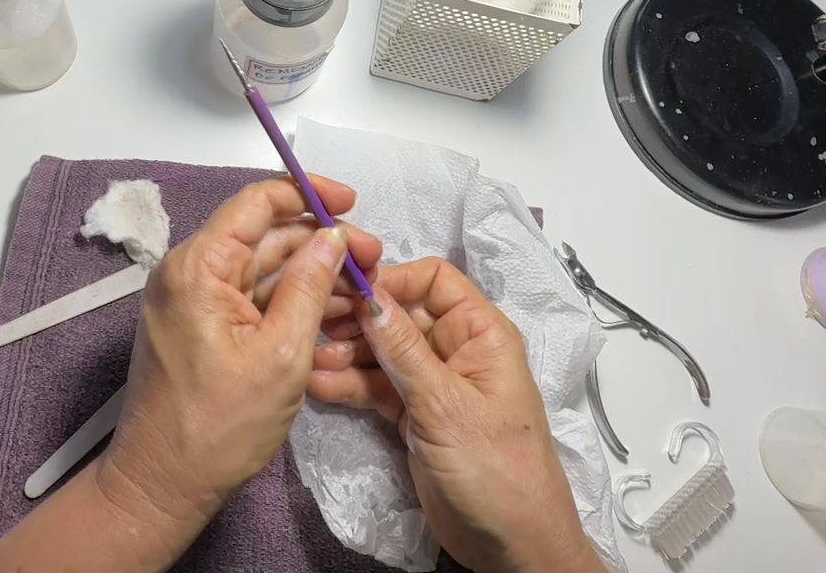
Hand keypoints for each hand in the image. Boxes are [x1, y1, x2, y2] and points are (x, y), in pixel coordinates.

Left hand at [95, 175, 380, 555]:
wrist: (161, 488)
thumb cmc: (217, 428)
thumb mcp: (281, 354)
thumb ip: (310, 285)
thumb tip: (334, 235)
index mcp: (199, 266)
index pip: (258, 201)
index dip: (308, 193)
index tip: (351, 202)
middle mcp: (191, 270)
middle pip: (266, 234)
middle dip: (321, 241)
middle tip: (372, 257)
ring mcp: (196, 296)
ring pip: (265, 265)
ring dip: (312, 272)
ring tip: (363, 285)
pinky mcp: (204, 321)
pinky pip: (254, 295)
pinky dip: (291, 298)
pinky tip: (333, 308)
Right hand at [309, 258, 601, 572]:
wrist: (512, 550)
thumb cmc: (496, 470)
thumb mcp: (446, 405)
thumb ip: (403, 350)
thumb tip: (370, 296)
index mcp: (479, 332)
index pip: (433, 280)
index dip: (392, 279)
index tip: (351, 289)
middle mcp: (454, 348)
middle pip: (400, 314)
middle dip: (360, 319)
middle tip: (318, 323)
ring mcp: (432, 381)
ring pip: (383, 351)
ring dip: (348, 353)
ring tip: (313, 359)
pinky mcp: (414, 413)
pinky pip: (377, 386)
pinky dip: (350, 384)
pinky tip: (319, 384)